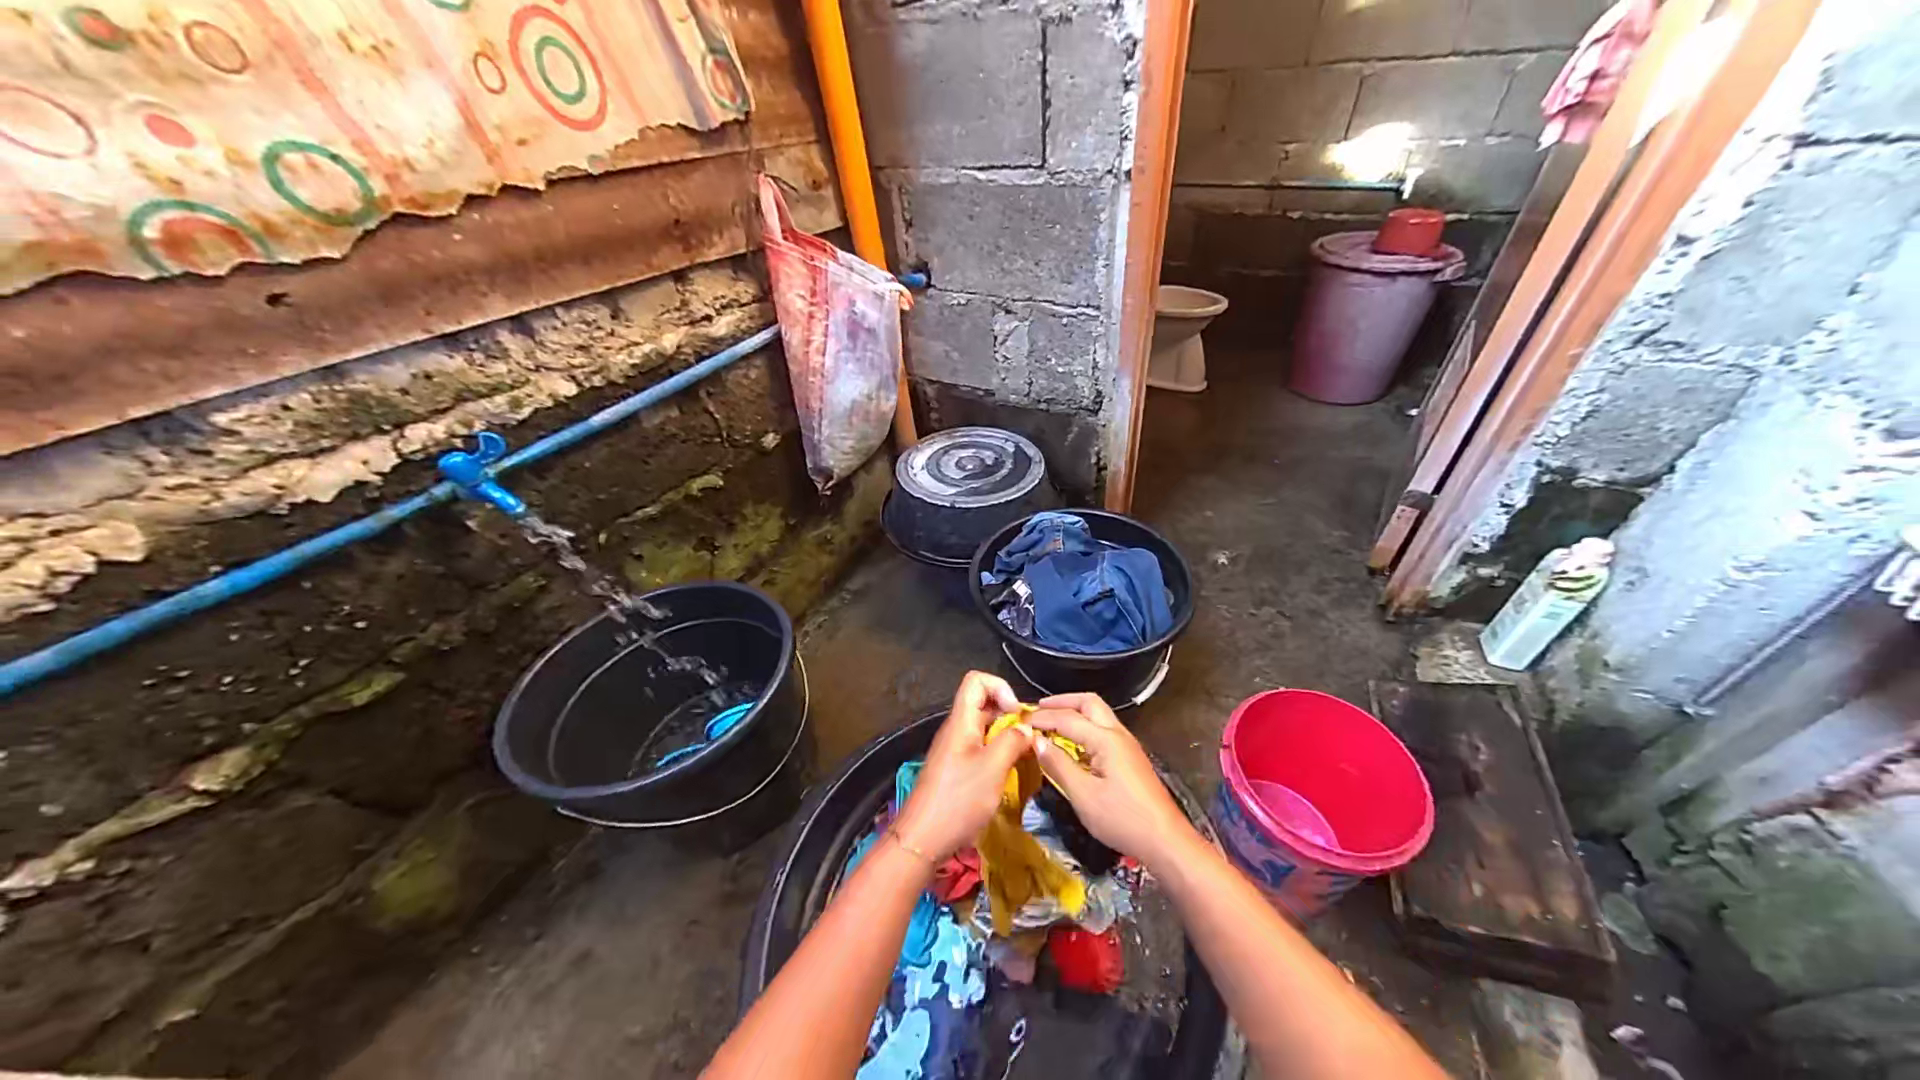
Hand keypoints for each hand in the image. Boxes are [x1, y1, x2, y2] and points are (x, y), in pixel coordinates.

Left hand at [893, 671, 1032, 862]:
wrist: (922, 840)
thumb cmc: (957, 801)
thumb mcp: (992, 769)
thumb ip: (1012, 742)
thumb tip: (1026, 728)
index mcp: (960, 722)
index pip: (976, 680)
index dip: (1001, 687)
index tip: (1017, 713)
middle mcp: (956, 730)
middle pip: (982, 702)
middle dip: (1009, 712)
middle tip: (1028, 736)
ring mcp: (954, 749)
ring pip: (984, 726)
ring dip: (1006, 734)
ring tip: (1023, 754)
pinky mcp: (956, 768)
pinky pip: (980, 747)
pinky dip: (997, 752)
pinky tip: (1008, 772)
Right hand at [1028, 693, 1199, 871]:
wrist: (1165, 840)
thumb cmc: (1122, 819)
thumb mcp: (1083, 795)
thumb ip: (1058, 765)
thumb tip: (1036, 741)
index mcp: (1106, 739)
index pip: (1067, 718)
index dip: (1041, 717)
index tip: (1019, 721)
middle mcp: (1118, 734)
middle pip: (1089, 703)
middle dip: (1062, 702)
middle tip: (1038, 710)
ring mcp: (1127, 745)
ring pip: (1099, 714)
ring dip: (1074, 712)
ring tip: (1051, 722)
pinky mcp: (1130, 758)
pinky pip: (1103, 729)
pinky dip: (1084, 726)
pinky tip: (1072, 742)